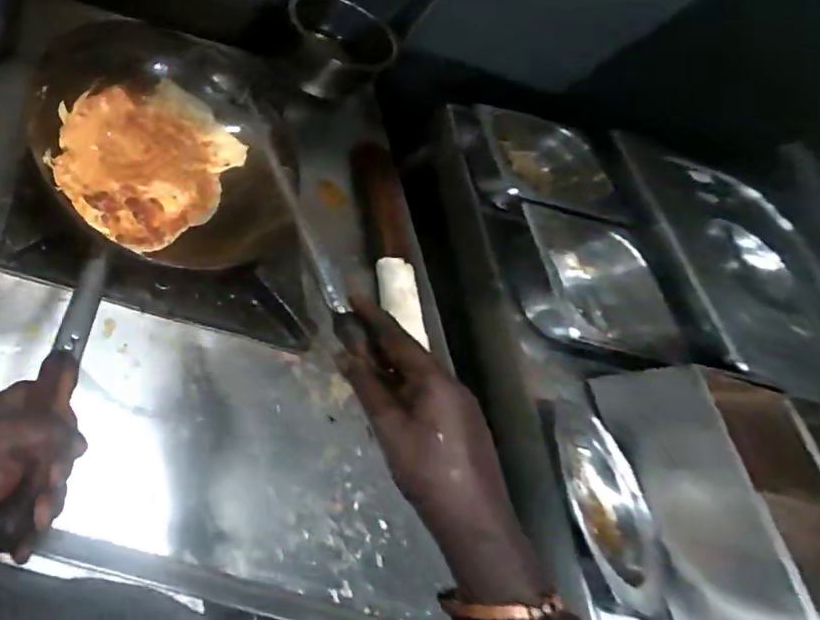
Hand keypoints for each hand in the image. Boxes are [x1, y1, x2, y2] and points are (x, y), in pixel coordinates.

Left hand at [0, 374, 84, 616]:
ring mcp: (14, 476)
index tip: (68, 433)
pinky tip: (19, 540)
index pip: (45, 394)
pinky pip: (41, 514)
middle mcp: (14, 439)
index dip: (61, 409)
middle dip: (57, 469)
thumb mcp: (4, 439)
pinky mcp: (13, 511)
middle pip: (58, 443)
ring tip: (32, 520)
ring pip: (53, 482)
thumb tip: (80, 442)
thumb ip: (48, 430)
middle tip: (46, 481)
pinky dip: (33, 528)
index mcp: (7, 411)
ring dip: (47, 504)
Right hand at [339, 296, 548, 604]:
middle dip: (378, 338)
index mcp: (436, 381)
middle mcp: (451, 385)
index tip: (353, 294)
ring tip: (359, 353)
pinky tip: (384, 389)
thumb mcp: (387, 426)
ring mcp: (460, 406)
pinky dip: (400, 381)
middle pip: (409, 352)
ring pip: (417, 373)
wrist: (476, 524)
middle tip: (349, 323)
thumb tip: (343, 353)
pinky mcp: (461, 424)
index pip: (398, 338)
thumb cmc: (426, 470)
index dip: (373, 316)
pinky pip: (425, 390)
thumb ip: (365, 386)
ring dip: (388, 362)